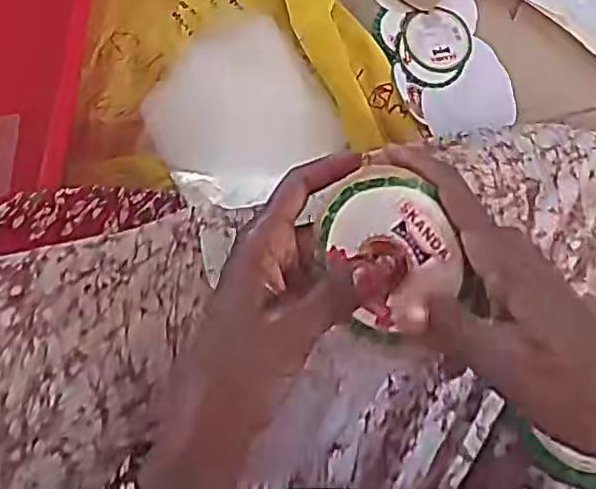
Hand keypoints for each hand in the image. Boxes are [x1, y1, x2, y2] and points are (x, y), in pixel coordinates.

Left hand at [140, 152, 364, 488]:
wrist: (202, 435)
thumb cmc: (237, 372)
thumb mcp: (292, 330)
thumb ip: (340, 294)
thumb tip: (389, 263)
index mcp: (259, 246)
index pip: (296, 188)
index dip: (328, 168)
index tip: (364, 160)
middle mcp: (265, 256)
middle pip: (312, 219)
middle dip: (351, 214)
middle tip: (394, 211)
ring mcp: (271, 284)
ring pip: (317, 253)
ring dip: (350, 251)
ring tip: (394, 248)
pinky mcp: (277, 311)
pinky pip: (316, 282)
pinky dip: (342, 280)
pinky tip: (372, 290)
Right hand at [378, 145, 595, 474]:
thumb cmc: (565, 379)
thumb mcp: (503, 360)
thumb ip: (451, 326)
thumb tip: (396, 300)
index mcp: (501, 254)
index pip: (455, 192)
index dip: (421, 164)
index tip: (384, 153)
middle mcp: (508, 248)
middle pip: (453, 209)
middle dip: (412, 199)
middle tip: (367, 206)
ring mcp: (517, 266)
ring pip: (462, 236)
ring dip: (426, 232)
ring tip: (383, 244)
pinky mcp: (520, 287)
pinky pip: (473, 260)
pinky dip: (444, 260)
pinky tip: (424, 287)